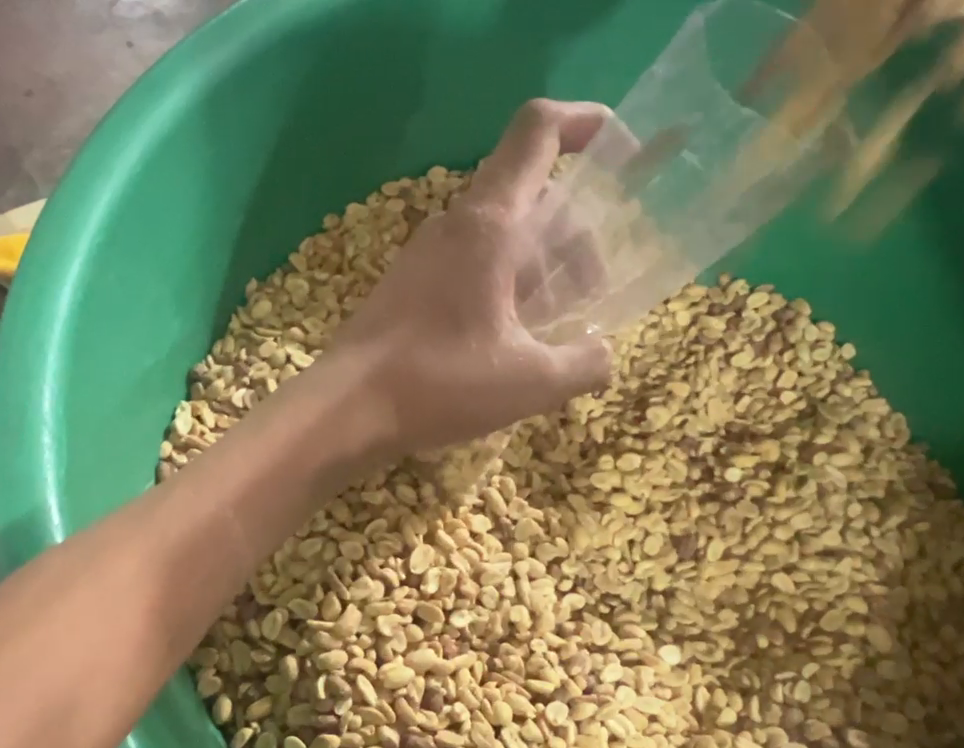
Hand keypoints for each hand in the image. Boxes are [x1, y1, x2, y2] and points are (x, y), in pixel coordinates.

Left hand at [329, 99, 618, 459]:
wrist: (345, 410)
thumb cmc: (439, 384)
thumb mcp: (530, 382)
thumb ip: (584, 364)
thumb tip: (604, 355)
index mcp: (489, 225)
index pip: (536, 133)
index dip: (582, 121)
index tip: (619, 146)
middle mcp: (454, 226)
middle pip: (527, 195)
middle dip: (573, 232)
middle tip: (595, 288)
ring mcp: (424, 255)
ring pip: (497, 235)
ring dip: (538, 264)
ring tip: (559, 320)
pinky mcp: (406, 286)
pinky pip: (468, 264)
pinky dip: (501, 283)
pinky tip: (510, 336)